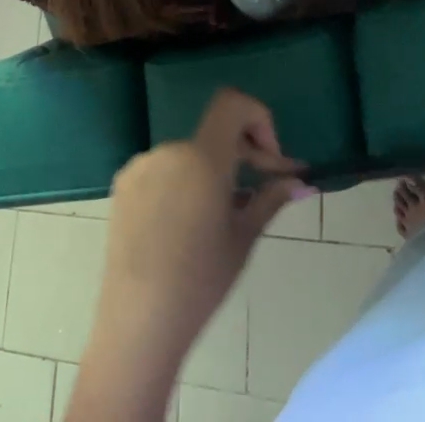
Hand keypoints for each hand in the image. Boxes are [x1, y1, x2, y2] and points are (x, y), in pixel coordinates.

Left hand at [99, 90, 308, 346]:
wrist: (139, 319)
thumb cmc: (201, 279)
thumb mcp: (244, 236)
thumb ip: (271, 198)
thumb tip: (302, 182)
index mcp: (203, 157)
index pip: (232, 104)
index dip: (258, 118)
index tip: (269, 158)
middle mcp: (169, 151)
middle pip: (214, 135)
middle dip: (242, 155)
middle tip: (263, 189)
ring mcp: (140, 167)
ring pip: (189, 156)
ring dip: (211, 172)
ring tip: (221, 215)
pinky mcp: (122, 186)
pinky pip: (163, 171)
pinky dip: (183, 183)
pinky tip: (186, 224)